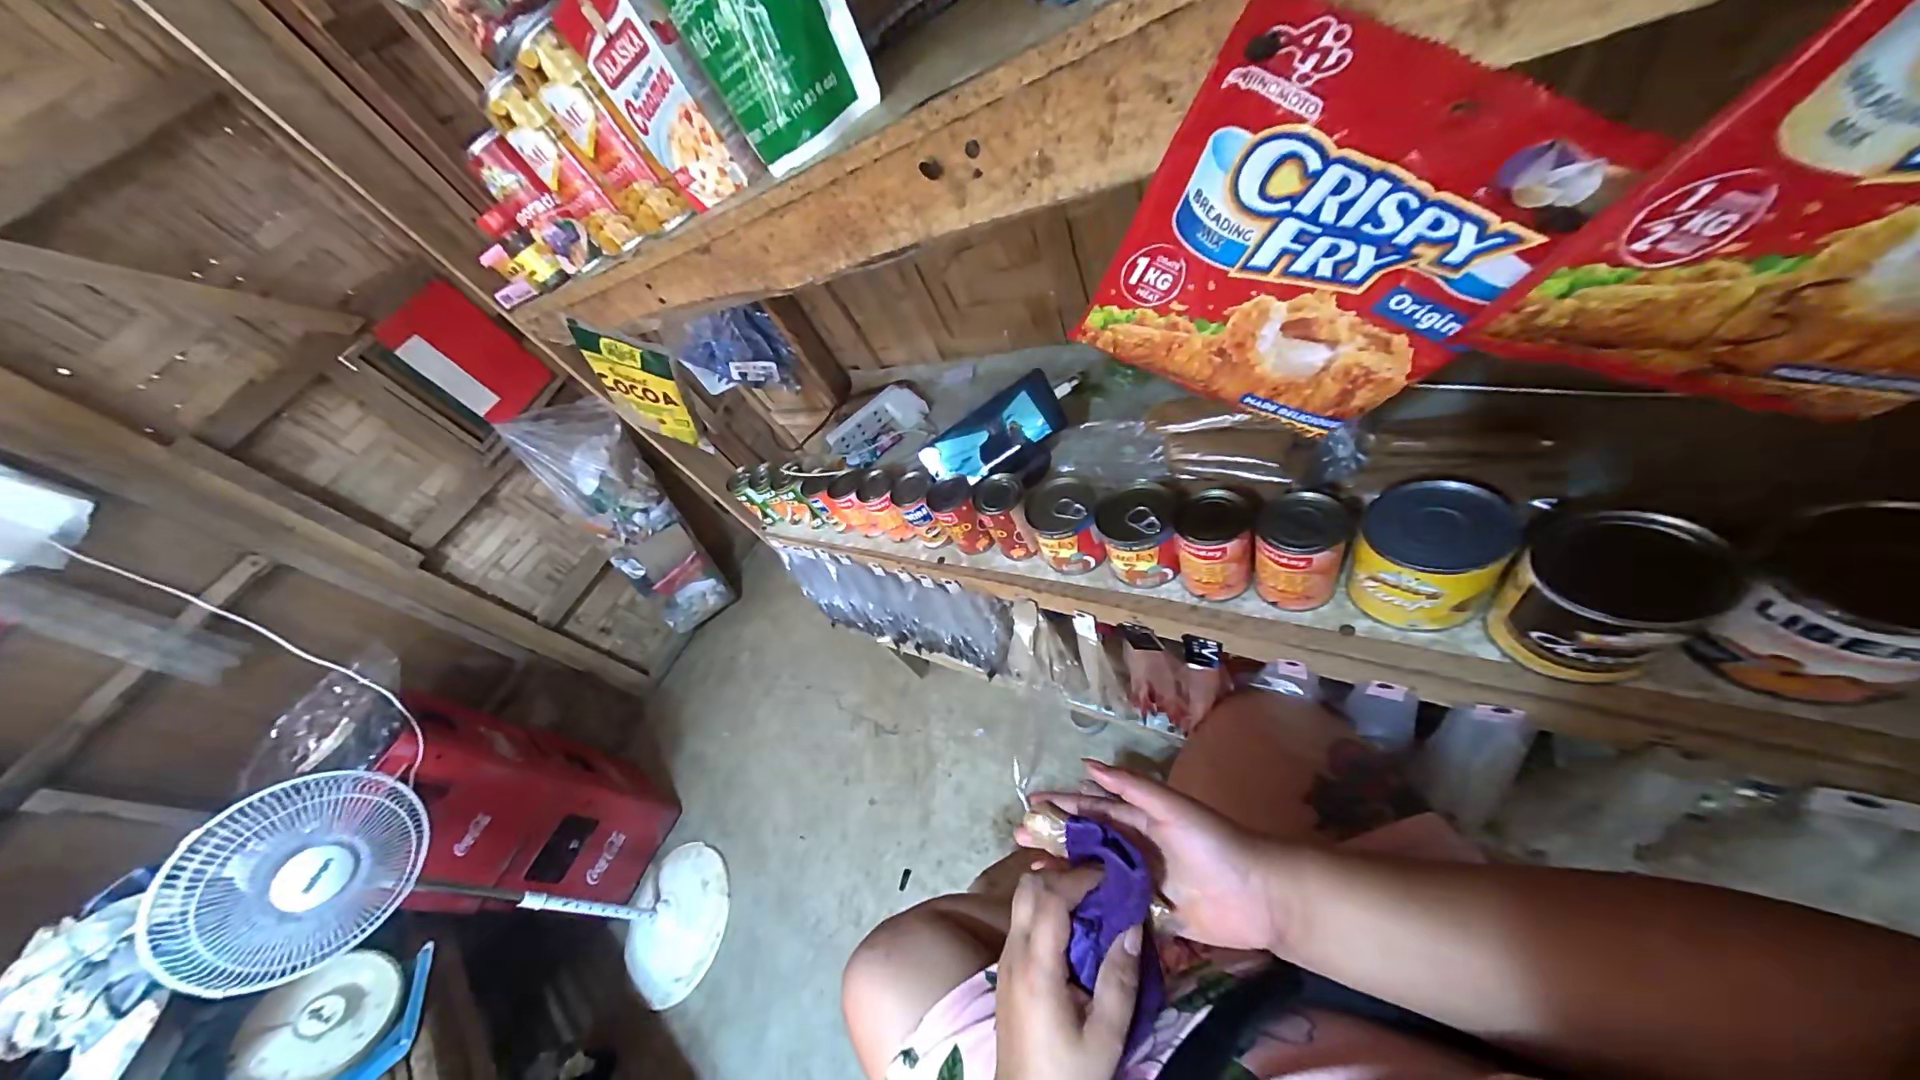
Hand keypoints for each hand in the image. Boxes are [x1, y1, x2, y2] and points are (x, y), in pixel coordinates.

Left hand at [996, 868, 1141, 1079]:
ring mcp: (1004, 958)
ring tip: (1090, 900)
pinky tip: (1072, 924)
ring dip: (1052, 888)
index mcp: (1035, 966)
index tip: (1109, 876)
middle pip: (1027, 887)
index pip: (1049, 897)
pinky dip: (1044, 906)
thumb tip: (1132, 926)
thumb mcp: (1105, 1036)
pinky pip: (1021, 919)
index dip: (1079, 878)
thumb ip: (1118, 980)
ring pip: (1021, 899)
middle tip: (1099, 884)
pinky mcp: (1005, 968)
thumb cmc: (1068, 1073)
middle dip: (1063, 875)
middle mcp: (1013, 952)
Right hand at [1020, 760, 1288, 951]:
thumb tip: (1088, 764)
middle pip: (1086, 840)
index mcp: (1139, 819)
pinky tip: (1063, 908)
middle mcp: (1134, 847)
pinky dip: (1086, 905)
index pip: (1092, 807)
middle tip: (1020, 837)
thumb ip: (1132, 788)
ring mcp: (1140, 882)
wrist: (1260, 896)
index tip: (1031, 803)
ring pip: (1092, 872)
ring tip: (1032, 870)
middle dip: (1054, 835)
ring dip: (1064, 869)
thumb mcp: (1172, 807)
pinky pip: (1111, 907)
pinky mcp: (1149, 914)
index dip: (1063, 804)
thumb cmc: (1214, 843)